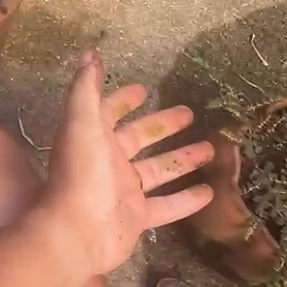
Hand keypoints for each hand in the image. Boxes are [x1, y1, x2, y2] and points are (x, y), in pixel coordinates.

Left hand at [26, 50, 214, 277]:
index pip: (109, 112)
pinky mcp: (137, 218)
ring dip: (181, 159)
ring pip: (158, 171)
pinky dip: (187, 199)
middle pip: (139, 139)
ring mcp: (123, 192)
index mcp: (93, 138)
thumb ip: (86, 89)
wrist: (75, 233)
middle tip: (189, 114)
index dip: (122, 99)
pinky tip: (211, 192)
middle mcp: (108, 162)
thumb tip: (88, 53)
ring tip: (211, 149)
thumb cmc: (80, 174)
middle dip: (162, 126)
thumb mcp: (82, 124)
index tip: (143, 89)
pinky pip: (167, 206)